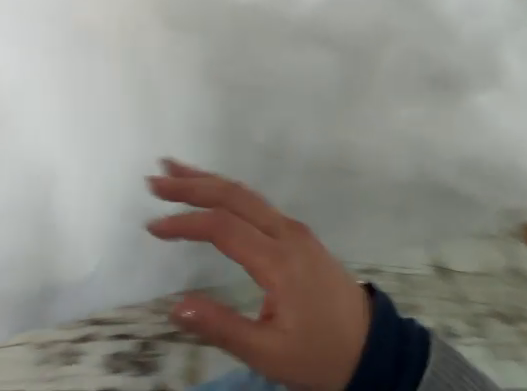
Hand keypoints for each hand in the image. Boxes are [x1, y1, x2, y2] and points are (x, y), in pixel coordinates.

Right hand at [147, 161, 369, 390]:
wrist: (373, 350)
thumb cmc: (320, 356)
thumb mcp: (269, 354)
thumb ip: (222, 327)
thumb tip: (175, 307)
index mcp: (279, 261)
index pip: (223, 228)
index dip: (186, 222)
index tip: (153, 227)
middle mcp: (287, 233)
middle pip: (234, 196)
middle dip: (192, 184)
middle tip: (155, 179)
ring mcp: (295, 230)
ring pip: (246, 194)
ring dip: (208, 181)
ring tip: (173, 171)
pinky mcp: (298, 235)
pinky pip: (256, 203)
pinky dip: (226, 192)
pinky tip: (210, 192)